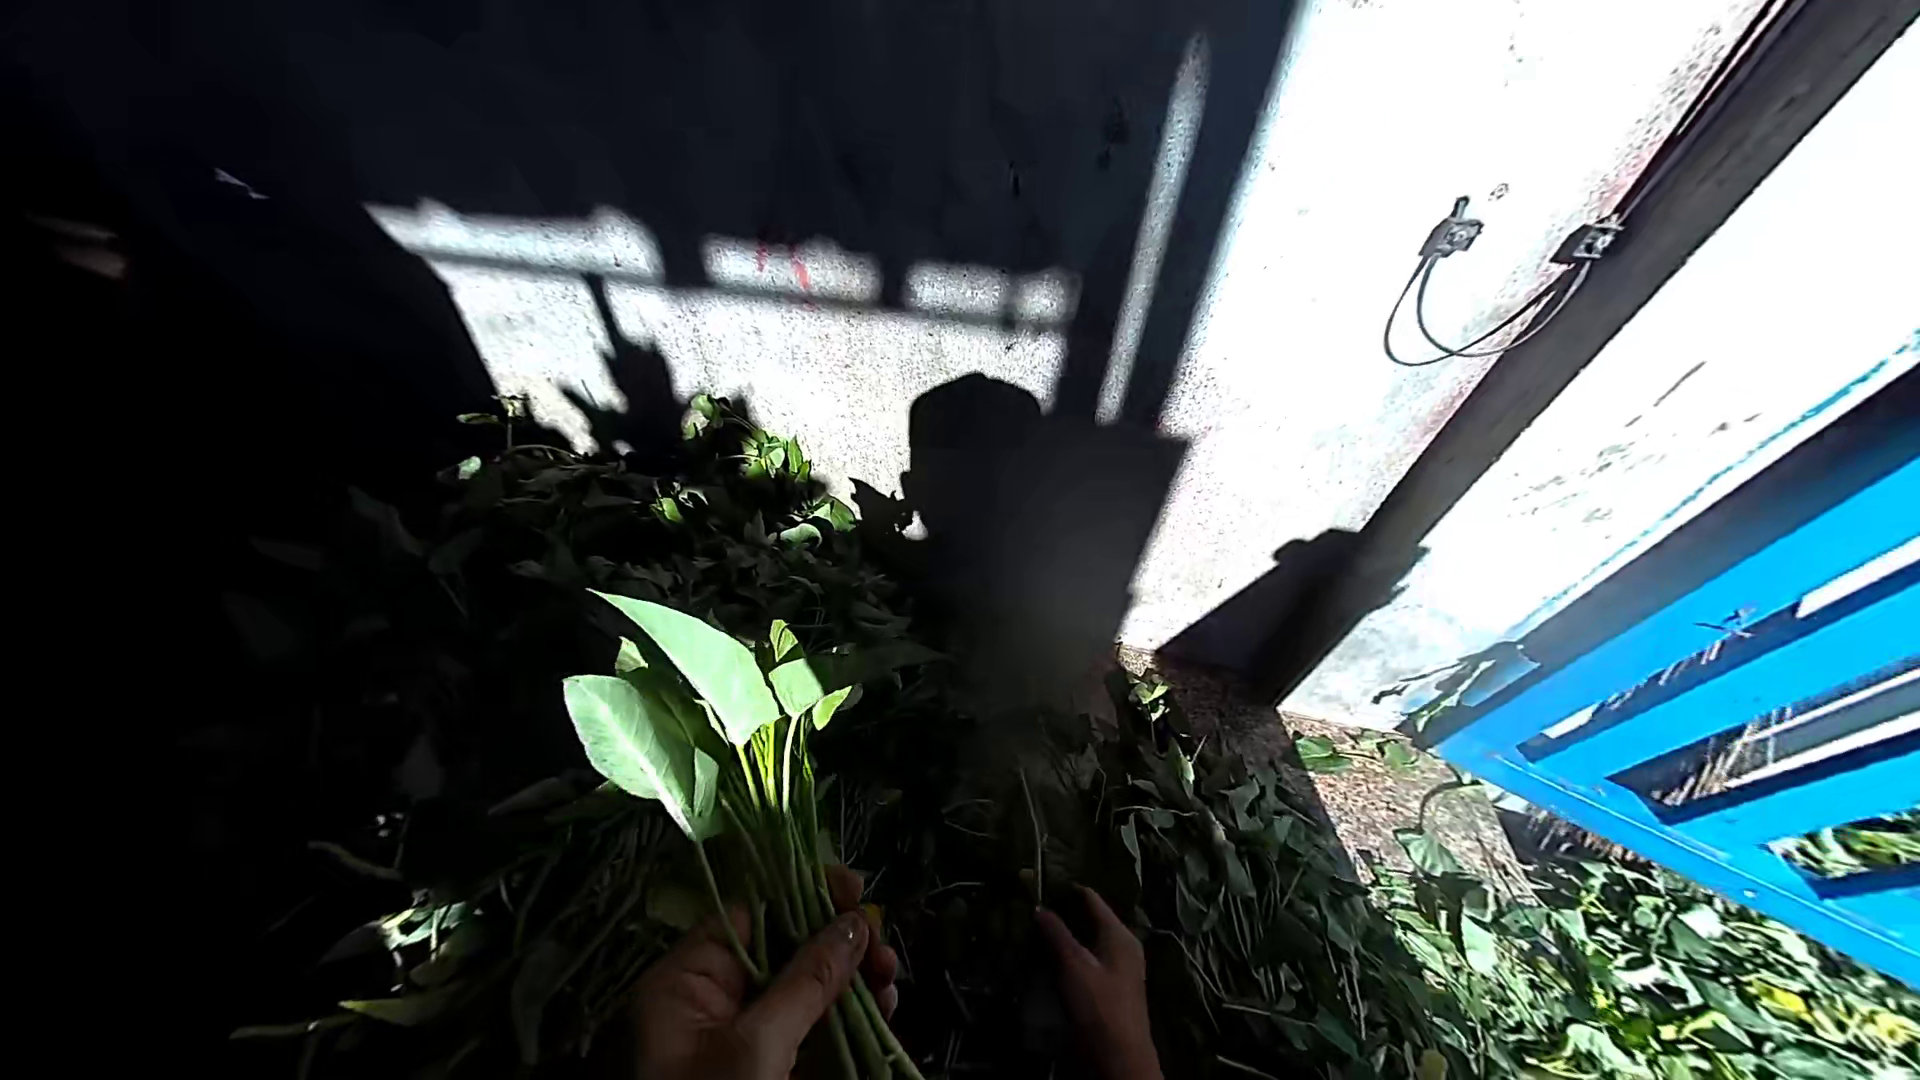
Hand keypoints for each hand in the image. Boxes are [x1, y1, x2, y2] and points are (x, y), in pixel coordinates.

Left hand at [625, 865, 898, 1079]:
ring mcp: (739, 1039)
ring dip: (852, 978)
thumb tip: (856, 920)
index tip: (856, 889)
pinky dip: (845, 1017)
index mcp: (688, 981)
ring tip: (891, 980)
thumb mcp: (756, 1050)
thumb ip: (807, 979)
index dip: (806, 892)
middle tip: (884, 950)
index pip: (752, 910)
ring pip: (804, 986)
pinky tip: (881, 1010)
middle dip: (840, 942)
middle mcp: (712, 1001)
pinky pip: (808, 1028)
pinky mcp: (764, 1072)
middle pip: (785, 945)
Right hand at [1036, 886, 1161, 1079]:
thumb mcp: (1073, 965)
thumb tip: (1039, 906)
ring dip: (1067, 936)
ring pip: (1090, 940)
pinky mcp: (1114, 988)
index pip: (1091, 898)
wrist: (1121, 1064)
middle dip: (1065, 914)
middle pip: (1091, 918)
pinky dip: (1074, 954)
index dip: (1067, 890)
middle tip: (1036, 909)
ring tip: (1040, 932)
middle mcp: (1124, 945)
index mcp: (1119, 933)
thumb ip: (1056, 933)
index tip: (1041, 886)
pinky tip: (1055, 960)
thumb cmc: (1099, 1007)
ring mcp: (1122, 968)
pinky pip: (1091, 959)